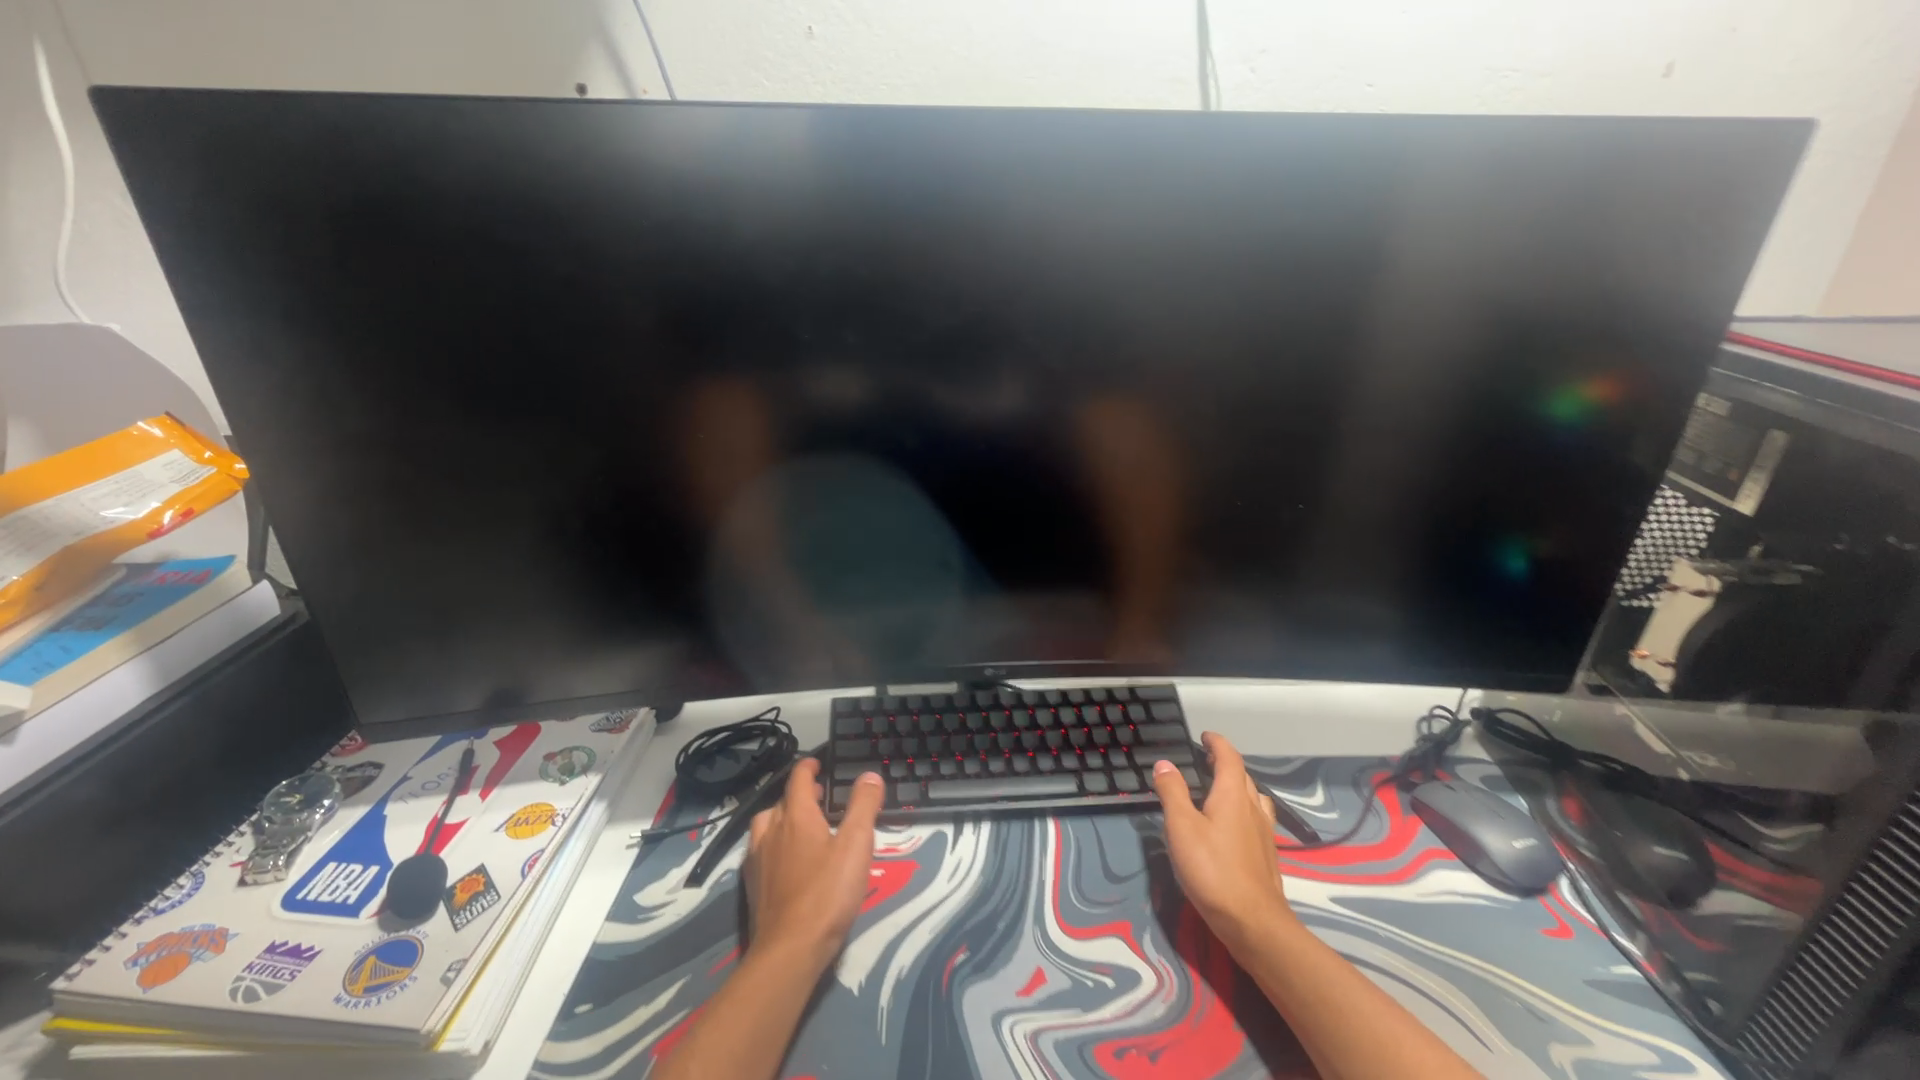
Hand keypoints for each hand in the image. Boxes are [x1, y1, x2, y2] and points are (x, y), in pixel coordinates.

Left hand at [744, 758, 882, 969]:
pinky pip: (761, 850)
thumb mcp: (856, 846)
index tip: (818, 764)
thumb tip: (869, 775)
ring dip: (783, 818)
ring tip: (802, 827)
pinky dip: (774, 843)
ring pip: (766, 825)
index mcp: (796, 817)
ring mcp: (758, 859)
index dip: (809, 767)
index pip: (798, 779)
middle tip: (821, 799)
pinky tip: (787, 860)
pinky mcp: (753, 884)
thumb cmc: (827, 893)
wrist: (790, 948)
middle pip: (782, 801)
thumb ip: (863, 807)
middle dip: (800, 795)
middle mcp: (771, 831)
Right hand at [1149, 732, 1293, 952]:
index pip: (1229, 757)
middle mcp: (1253, 808)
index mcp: (1233, 795)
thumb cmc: (1212, 869)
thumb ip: (1173, 792)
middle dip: (1224, 764)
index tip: (1205, 736)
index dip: (1217, 743)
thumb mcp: (1181, 827)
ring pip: (1252, 799)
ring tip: (1217, 792)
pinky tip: (1231, 829)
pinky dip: (1242, 811)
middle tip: (1203, 763)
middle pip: (1242, 776)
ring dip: (1236, 788)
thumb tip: (1166, 763)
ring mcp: (1263, 833)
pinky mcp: (1265, 855)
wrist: (1252, 921)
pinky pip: (1255, 820)